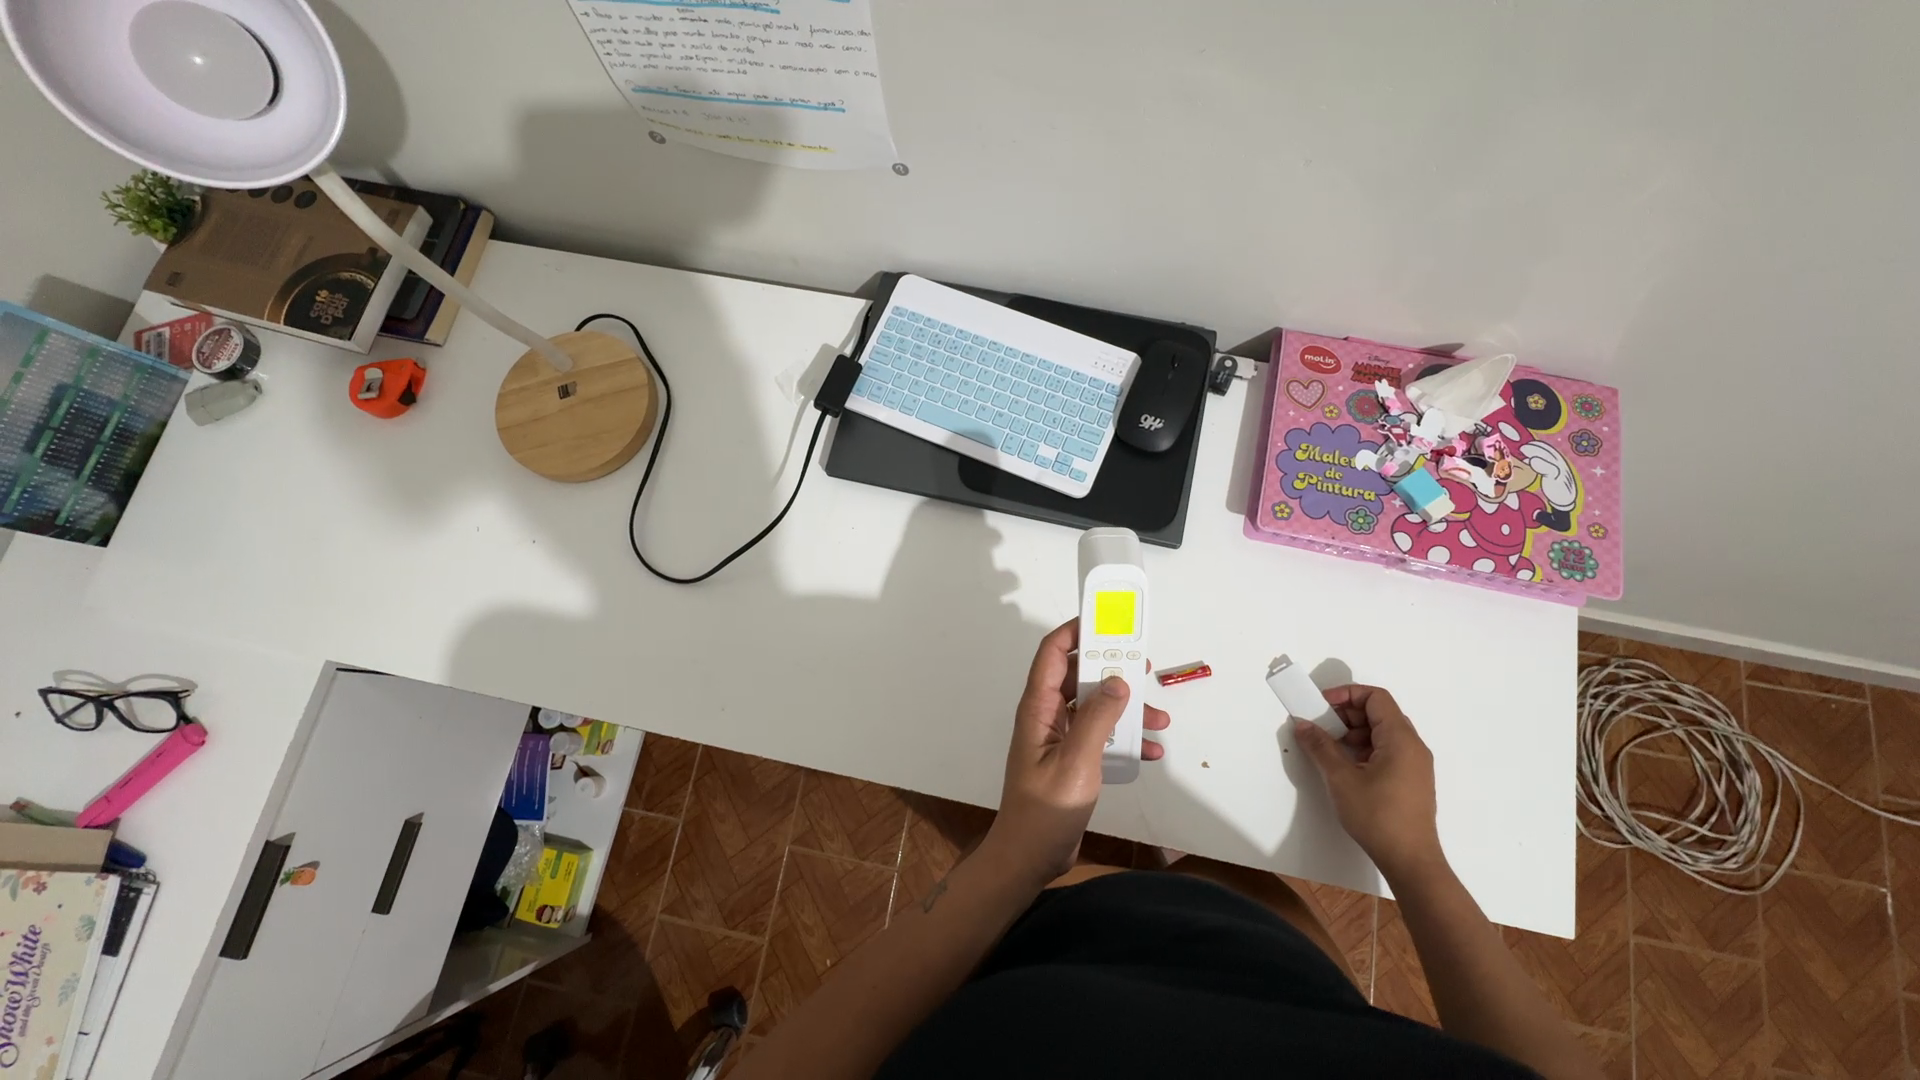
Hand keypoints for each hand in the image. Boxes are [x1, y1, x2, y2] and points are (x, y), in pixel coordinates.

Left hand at [986, 620, 1169, 883]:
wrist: (1030, 857)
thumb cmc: (1046, 809)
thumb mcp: (1076, 761)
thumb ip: (1097, 718)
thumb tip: (1119, 680)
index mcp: (1038, 708)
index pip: (1053, 654)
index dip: (1077, 631)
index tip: (1109, 621)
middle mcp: (1047, 716)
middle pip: (1080, 676)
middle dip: (1113, 670)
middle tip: (1145, 668)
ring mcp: (1060, 738)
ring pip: (1096, 707)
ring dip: (1127, 709)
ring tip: (1160, 718)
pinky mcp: (1072, 759)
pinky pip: (1101, 737)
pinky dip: (1125, 739)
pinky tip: (1152, 751)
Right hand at [1292, 685, 1444, 882]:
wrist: (1410, 859)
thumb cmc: (1377, 815)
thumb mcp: (1341, 778)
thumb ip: (1320, 746)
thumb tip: (1302, 724)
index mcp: (1400, 738)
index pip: (1376, 697)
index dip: (1346, 694)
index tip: (1321, 705)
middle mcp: (1412, 745)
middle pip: (1379, 713)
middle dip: (1347, 714)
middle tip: (1320, 726)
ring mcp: (1414, 764)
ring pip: (1382, 732)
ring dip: (1353, 732)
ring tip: (1329, 747)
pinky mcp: (1411, 779)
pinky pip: (1387, 750)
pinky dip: (1364, 748)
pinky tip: (1345, 766)